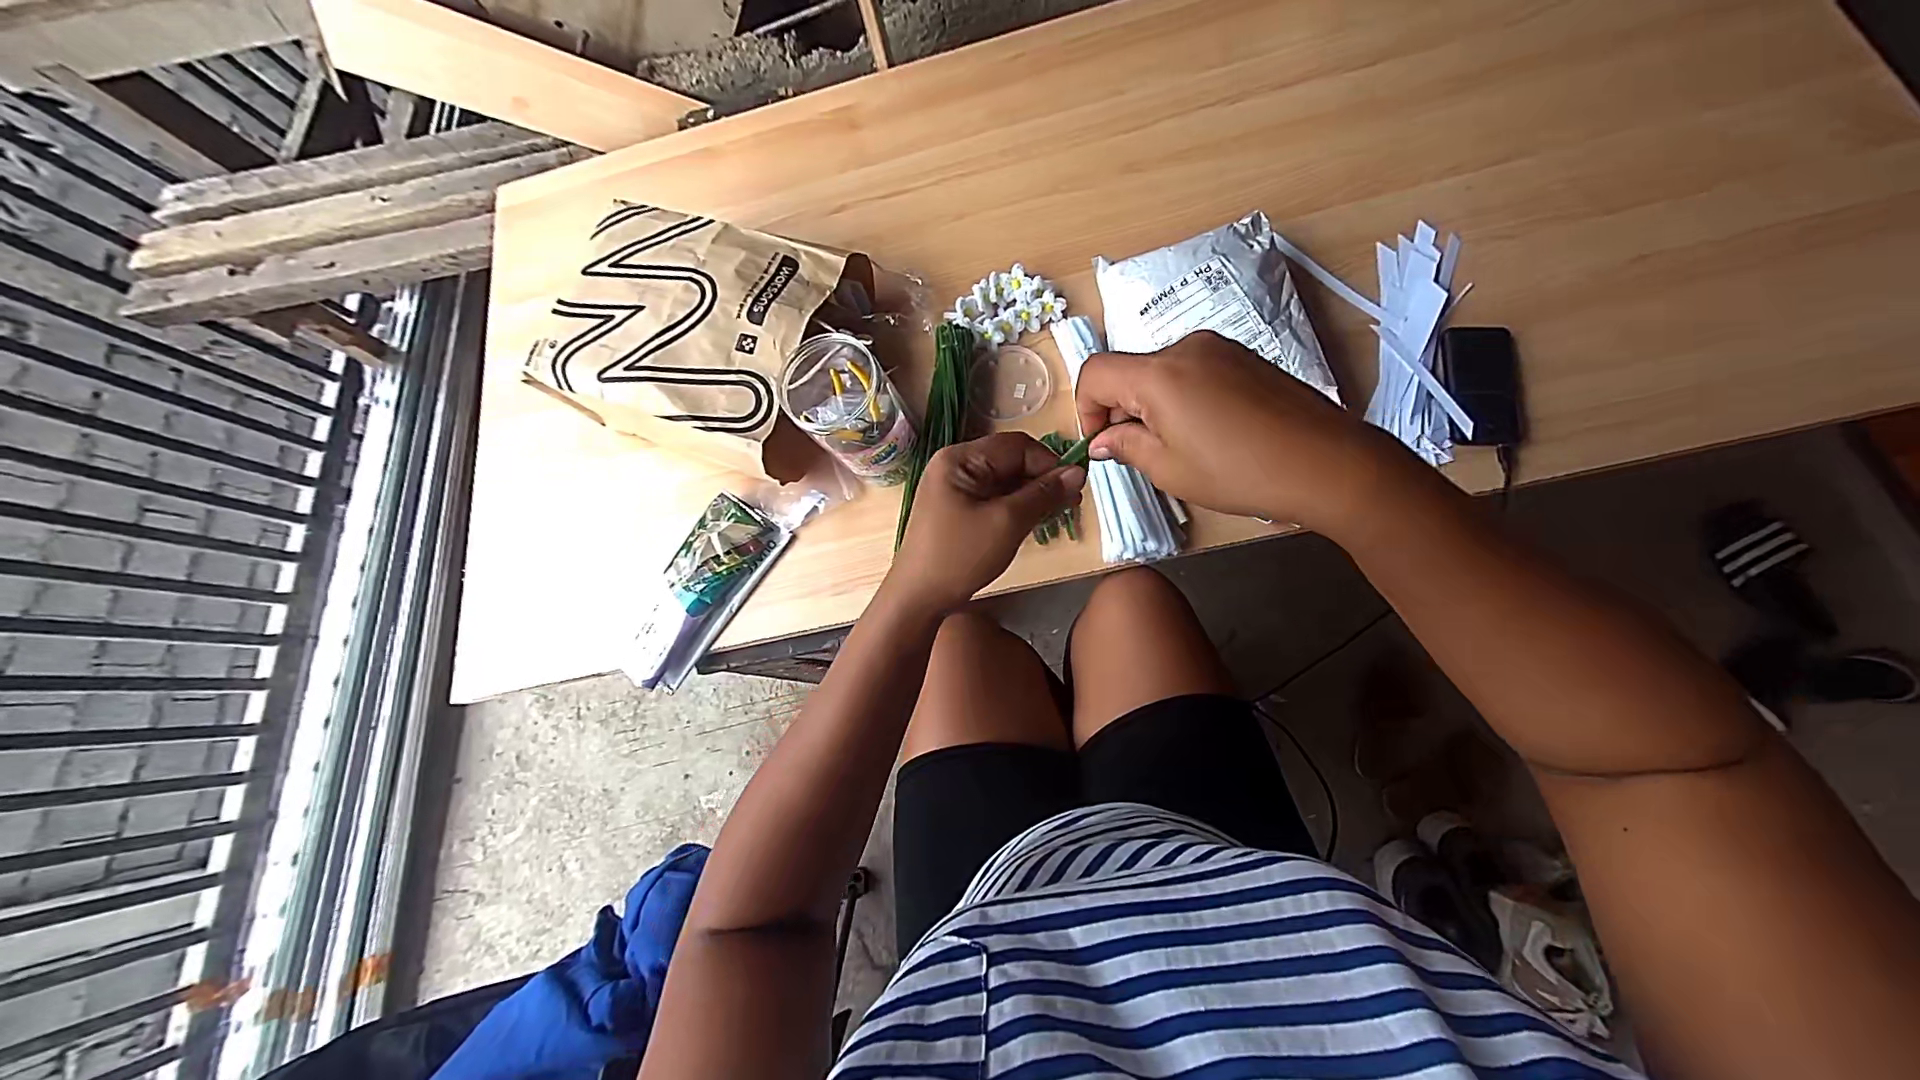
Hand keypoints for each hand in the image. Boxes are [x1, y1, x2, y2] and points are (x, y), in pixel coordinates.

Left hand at [889, 432, 1085, 610]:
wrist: (918, 597)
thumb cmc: (959, 557)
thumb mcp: (1007, 523)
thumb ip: (1043, 494)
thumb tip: (1078, 472)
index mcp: (959, 459)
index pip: (1016, 446)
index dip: (1049, 463)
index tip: (1075, 489)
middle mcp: (954, 466)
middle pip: (1011, 461)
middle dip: (1042, 481)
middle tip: (1071, 505)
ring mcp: (954, 488)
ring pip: (1005, 481)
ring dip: (1032, 496)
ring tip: (1057, 515)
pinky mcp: (956, 509)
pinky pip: (993, 498)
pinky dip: (1016, 507)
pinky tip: (1034, 522)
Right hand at [1074, 329, 1427, 535]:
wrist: (1326, 463)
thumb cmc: (1241, 472)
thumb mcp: (1169, 469)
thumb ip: (1125, 446)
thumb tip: (1102, 440)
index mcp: (1159, 374)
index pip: (1095, 373)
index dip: (1086, 409)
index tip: (1102, 442)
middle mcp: (1186, 348)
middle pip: (1128, 370)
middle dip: (1120, 409)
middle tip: (1138, 451)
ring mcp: (1219, 348)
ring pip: (1160, 372)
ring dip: (1152, 405)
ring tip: (1179, 445)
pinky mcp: (1242, 357)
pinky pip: (1192, 371)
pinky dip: (1181, 398)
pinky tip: (1206, 432)